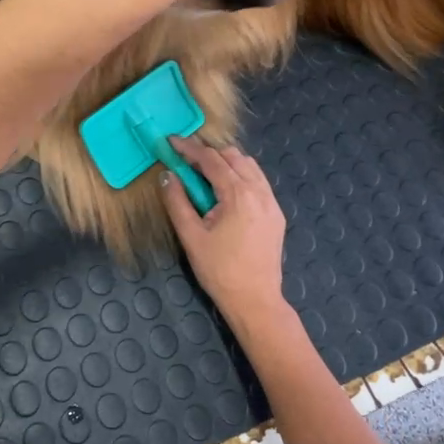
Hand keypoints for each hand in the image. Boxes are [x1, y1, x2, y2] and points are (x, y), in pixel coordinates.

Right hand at [160, 137, 288, 325]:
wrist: (255, 302)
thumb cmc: (219, 270)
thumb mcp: (191, 235)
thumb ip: (177, 201)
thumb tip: (167, 174)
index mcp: (238, 195)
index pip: (211, 159)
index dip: (189, 148)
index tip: (170, 141)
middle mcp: (259, 191)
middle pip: (232, 156)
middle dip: (207, 153)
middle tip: (185, 160)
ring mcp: (272, 202)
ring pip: (248, 165)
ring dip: (225, 162)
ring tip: (204, 174)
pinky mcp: (276, 214)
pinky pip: (258, 181)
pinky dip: (240, 175)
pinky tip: (225, 190)